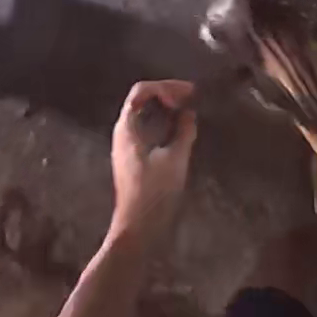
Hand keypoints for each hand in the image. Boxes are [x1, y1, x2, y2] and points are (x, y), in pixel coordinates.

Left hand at [109, 80, 197, 243]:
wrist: (137, 230)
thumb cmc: (154, 193)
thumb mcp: (175, 159)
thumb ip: (183, 131)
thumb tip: (188, 114)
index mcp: (127, 128)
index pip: (142, 91)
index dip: (165, 87)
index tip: (186, 96)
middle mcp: (123, 132)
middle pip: (143, 99)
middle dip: (168, 93)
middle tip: (192, 95)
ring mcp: (127, 145)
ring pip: (146, 113)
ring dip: (167, 107)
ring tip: (190, 107)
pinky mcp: (134, 157)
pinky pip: (149, 127)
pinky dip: (165, 121)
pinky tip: (182, 128)